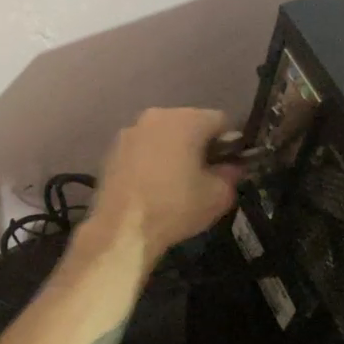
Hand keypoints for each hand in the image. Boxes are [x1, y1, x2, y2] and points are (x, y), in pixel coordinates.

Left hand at [91, 108, 241, 264]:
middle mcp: (156, 116)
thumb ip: (231, 174)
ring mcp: (130, 131)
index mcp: (187, 119)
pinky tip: (151, 185)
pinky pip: (141, 149)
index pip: (221, 121)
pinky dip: (150, 160)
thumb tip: (231, 167)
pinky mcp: (111, 150)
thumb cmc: (175, 207)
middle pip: (189, 124)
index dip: (230, 144)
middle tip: (203, 174)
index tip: (228, 166)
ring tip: (175, 182)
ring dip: (173, 151)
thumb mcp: (218, 196)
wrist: (122, 228)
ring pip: (162, 135)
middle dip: (199, 144)